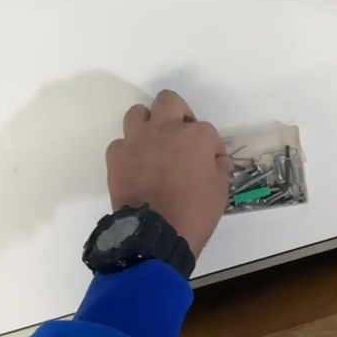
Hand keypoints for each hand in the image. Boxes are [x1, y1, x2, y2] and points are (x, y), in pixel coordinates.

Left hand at [106, 89, 232, 257]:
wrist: (155, 234)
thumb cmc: (194, 213)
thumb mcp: (220, 192)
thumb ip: (219, 169)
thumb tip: (217, 160)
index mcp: (195, 136)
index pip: (208, 131)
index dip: (212, 147)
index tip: (212, 163)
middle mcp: (165, 129)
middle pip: (169, 101)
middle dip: (178, 113)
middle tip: (182, 134)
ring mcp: (137, 140)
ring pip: (138, 113)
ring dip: (148, 123)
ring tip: (154, 143)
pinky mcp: (116, 156)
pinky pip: (121, 143)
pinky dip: (129, 151)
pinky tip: (136, 165)